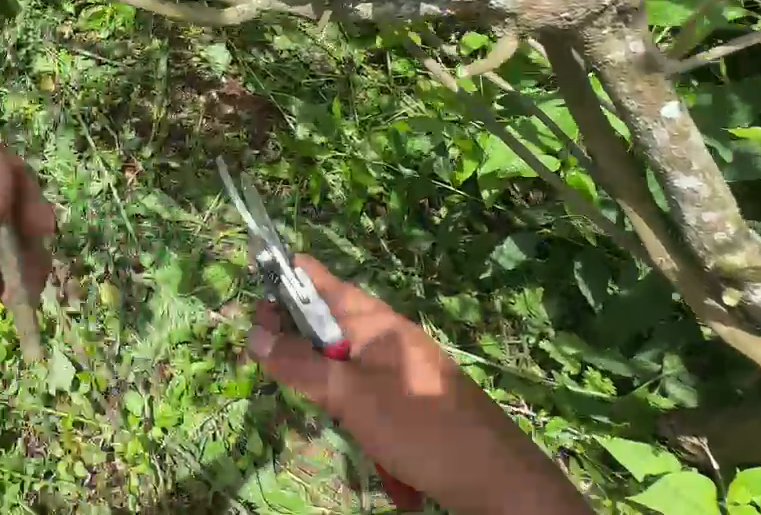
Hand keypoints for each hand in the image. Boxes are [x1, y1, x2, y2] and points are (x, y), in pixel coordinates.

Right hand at [248, 256, 590, 514]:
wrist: (508, 487)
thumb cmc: (422, 426)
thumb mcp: (349, 395)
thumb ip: (296, 363)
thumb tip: (252, 334)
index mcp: (367, 315)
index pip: (309, 274)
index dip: (276, 282)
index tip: (256, 317)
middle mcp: (381, 331)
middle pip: (319, 322)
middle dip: (299, 352)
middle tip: (293, 382)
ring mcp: (399, 364)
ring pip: (341, 365)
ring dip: (332, 394)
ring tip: (342, 424)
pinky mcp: (412, 397)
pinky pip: (369, 396)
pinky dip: (363, 419)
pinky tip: (378, 452)